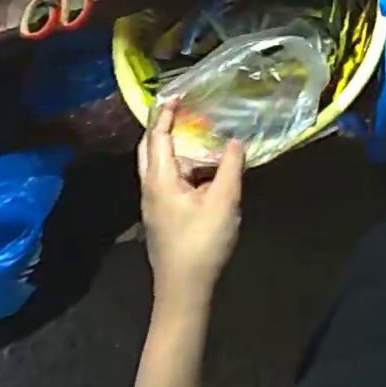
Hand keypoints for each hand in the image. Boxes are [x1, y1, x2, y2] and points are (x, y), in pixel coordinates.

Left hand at [137, 109, 244, 311]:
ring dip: (172, 145)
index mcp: (160, 179)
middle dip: (162, 125)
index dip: (166, 113)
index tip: (177, 94)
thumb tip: (236, 140)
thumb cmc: (202, 244)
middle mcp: (150, 187)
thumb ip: (230, 166)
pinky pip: (166, 178)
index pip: (158, 136)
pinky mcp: (161, 215)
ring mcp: (153, 203)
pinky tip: (200, 166)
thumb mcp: (224, 201)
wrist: (184, 292)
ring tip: (195, 131)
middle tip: (181, 108)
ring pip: (157, 164)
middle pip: (149, 148)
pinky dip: (179, 163)